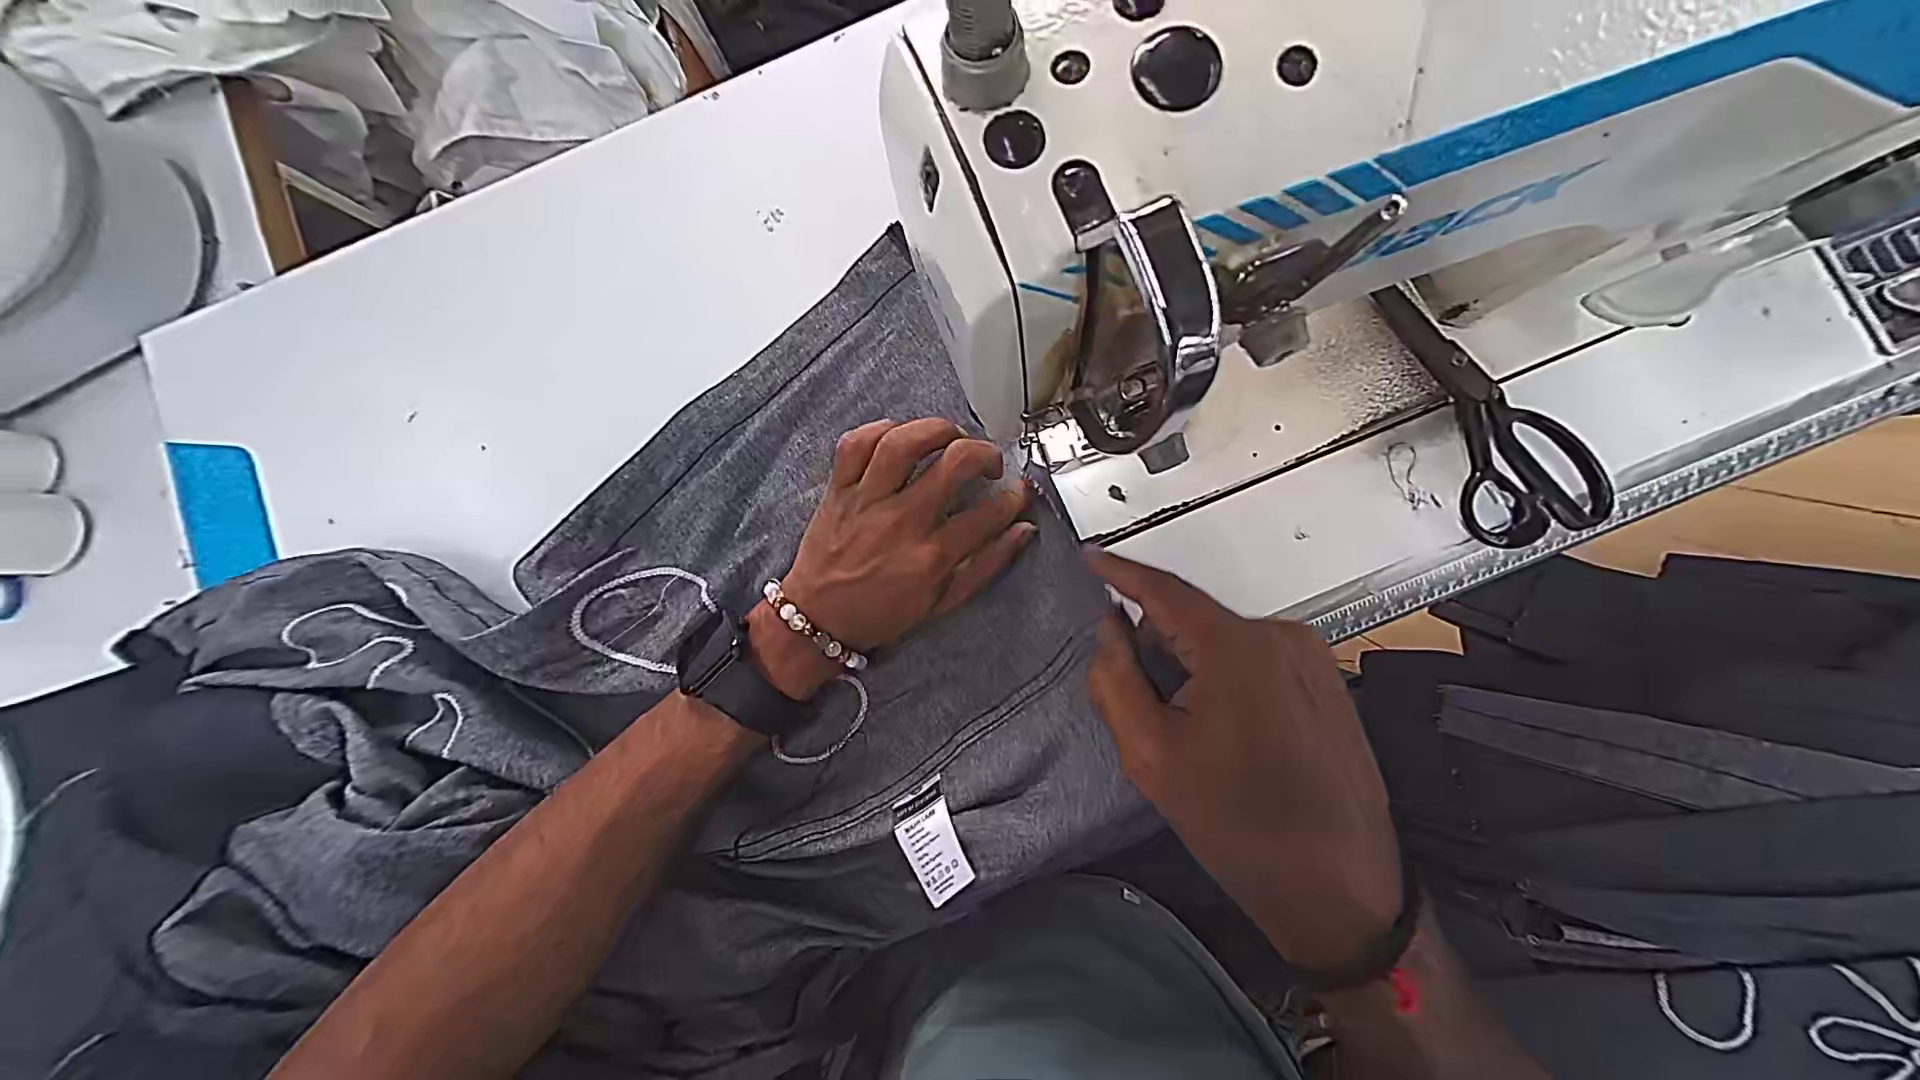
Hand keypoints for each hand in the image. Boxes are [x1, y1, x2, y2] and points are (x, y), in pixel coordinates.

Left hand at [746, 418, 1035, 698]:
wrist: (819, 619)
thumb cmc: (879, 614)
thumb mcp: (942, 603)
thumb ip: (987, 566)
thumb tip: (1022, 533)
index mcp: (930, 557)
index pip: (988, 513)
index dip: (1013, 497)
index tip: (1016, 491)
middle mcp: (901, 523)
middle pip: (954, 463)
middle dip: (986, 453)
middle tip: (988, 462)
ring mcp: (867, 503)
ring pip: (905, 442)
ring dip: (937, 429)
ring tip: (951, 437)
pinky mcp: (839, 491)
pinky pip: (856, 444)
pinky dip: (880, 430)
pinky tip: (899, 437)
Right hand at [1084, 549, 1401, 972]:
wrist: (1337, 886)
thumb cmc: (1242, 825)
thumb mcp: (1150, 754)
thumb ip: (1115, 678)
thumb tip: (1109, 631)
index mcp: (1236, 647)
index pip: (1164, 589)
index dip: (1120, 570)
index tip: (1093, 557)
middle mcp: (1280, 637)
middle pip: (1192, 617)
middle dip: (1155, 643)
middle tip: (1137, 696)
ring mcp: (1309, 656)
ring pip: (1222, 638)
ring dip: (1190, 663)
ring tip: (1187, 727)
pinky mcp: (1324, 679)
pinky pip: (1254, 656)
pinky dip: (1223, 674)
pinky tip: (1222, 728)